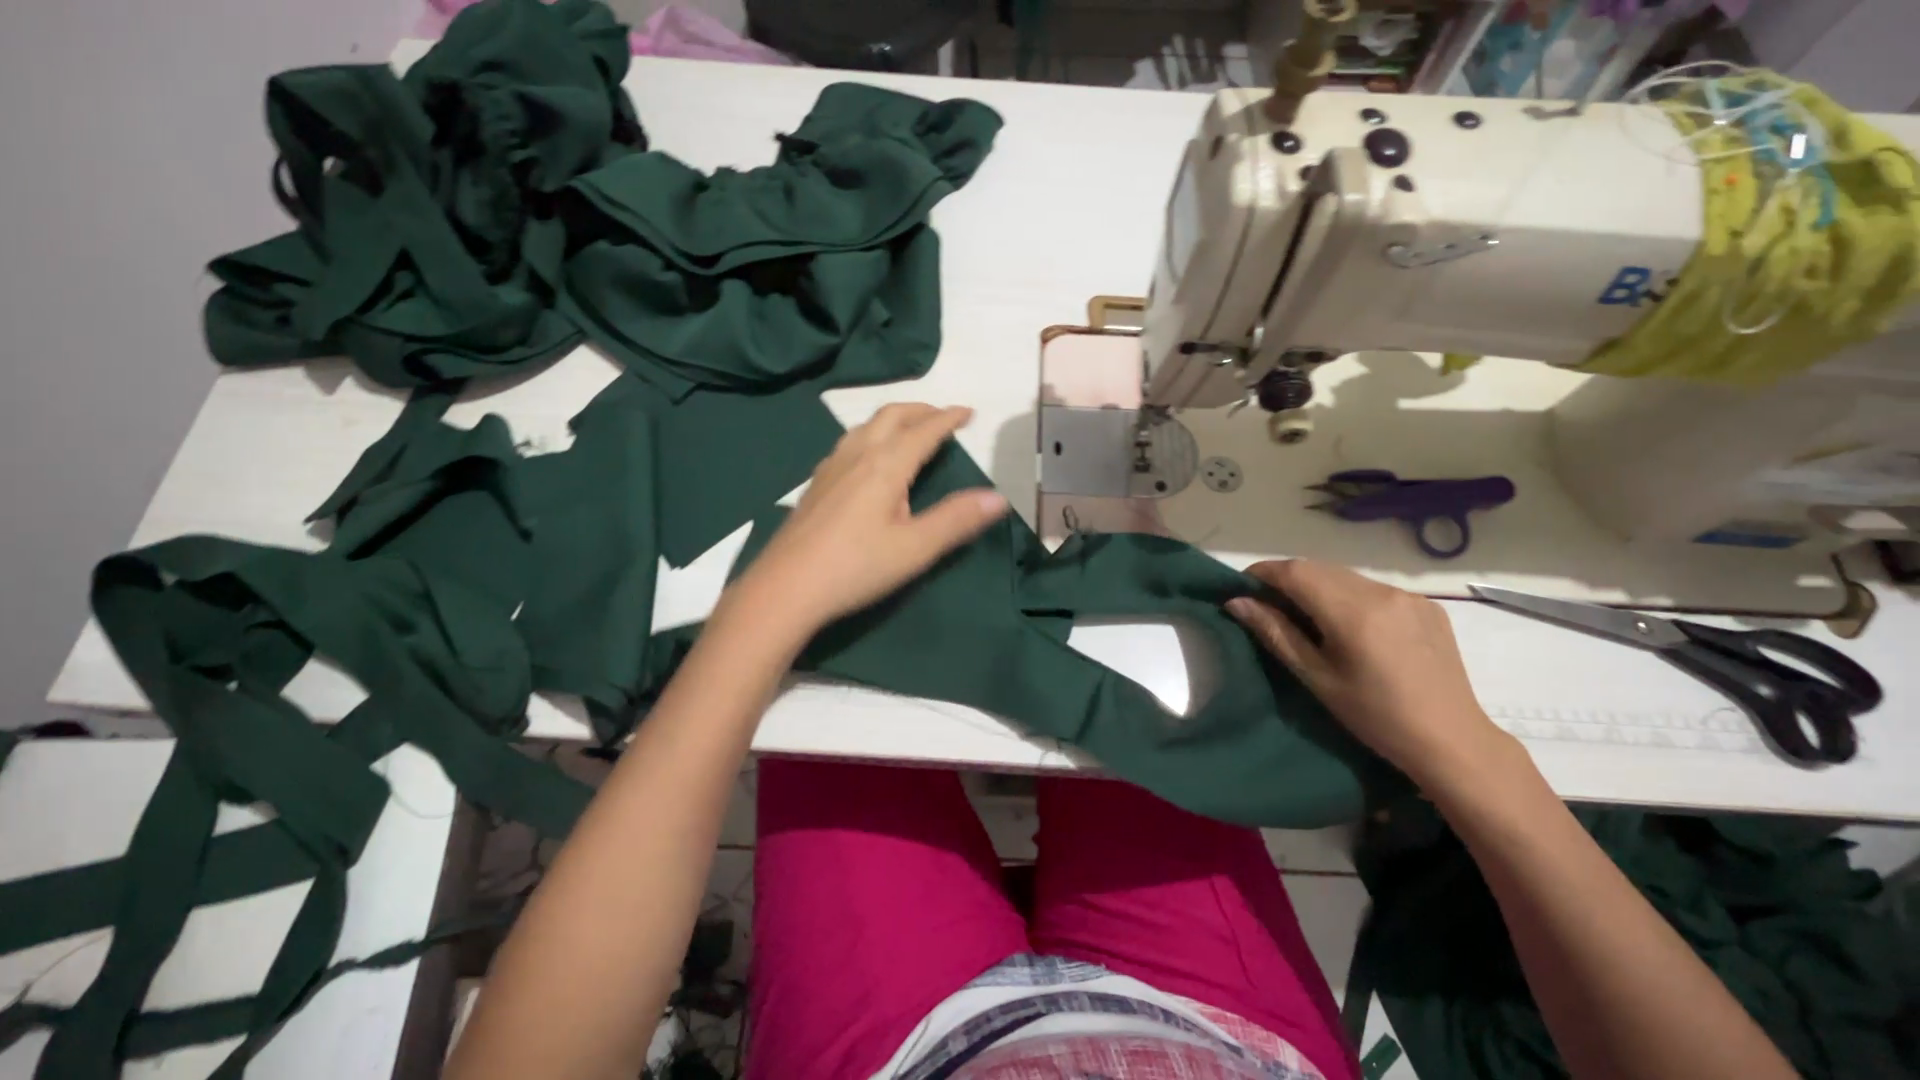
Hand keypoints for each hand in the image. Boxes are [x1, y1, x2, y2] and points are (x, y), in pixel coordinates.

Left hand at [726, 404, 1008, 635]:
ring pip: (865, 427)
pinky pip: (849, 444)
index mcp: (885, 465)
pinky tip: (868, 461)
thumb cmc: (856, 568)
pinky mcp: (815, 485)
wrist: (785, 588)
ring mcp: (830, 468)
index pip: (923, 430)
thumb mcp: (915, 549)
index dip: (948, 418)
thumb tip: (998, 497)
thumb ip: (956, 520)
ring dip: (893, 420)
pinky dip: (872, 437)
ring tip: (910, 432)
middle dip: (920, 411)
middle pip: (891, 416)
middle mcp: (857, 455)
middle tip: (943, 417)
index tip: (968, 412)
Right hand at [1226, 559, 1515, 785]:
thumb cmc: (1375, 717)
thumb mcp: (1317, 679)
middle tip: (1267, 606)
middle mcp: (1382, 592)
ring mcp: (1409, 596)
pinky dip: (1352, 598)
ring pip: (1348, 578)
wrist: (1450, 739)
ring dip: (1320, 588)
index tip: (1241, 588)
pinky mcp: (1428, 606)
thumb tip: (1237, 603)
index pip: (1296, 571)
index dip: (1263, 573)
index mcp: (1353, 612)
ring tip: (1307, 618)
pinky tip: (1353, 628)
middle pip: (1321, 569)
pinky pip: (1377, 590)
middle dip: (1288, 580)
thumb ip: (1276, 634)